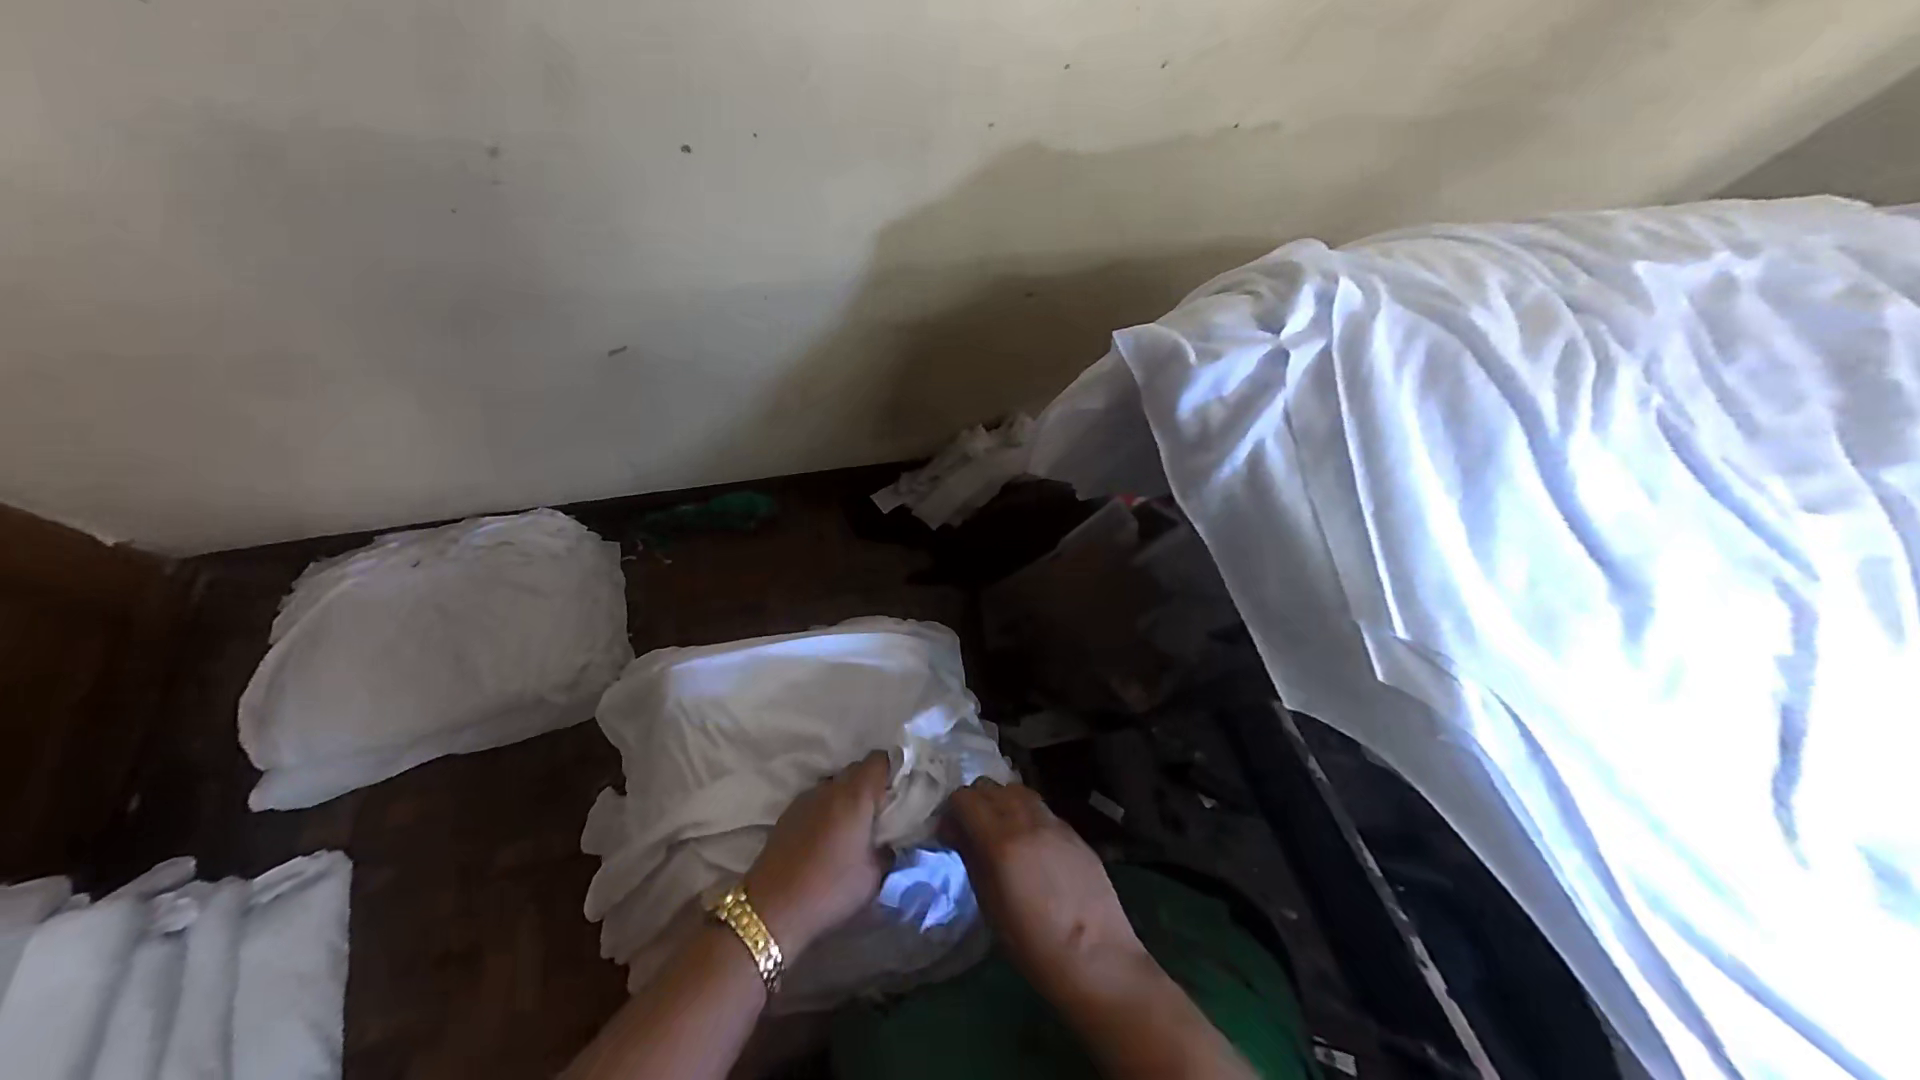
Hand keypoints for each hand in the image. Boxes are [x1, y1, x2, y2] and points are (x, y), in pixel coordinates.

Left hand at [743, 751, 890, 957]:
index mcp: (855, 795)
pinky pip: (817, 799)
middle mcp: (829, 788)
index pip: (879, 760)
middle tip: (883, 810)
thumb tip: (891, 842)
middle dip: (873, 783)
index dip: (894, 768)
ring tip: (856, 824)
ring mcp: (805, 798)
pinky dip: (829, 808)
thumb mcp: (873, 876)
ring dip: (848, 795)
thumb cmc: (830, 889)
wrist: (772, 909)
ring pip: (835, 783)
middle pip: (857, 769)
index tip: (903, 789)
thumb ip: (888, 850)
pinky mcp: (788, 813)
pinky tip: (830, 836)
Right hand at [944, 779, 1147, 1000]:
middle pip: (991, 787)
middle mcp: (1028, 821)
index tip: (950, 835)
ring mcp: (1056, 823)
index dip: (951, 812)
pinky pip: (1043, 809)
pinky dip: (1027, 815)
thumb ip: (971, 858)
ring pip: (1018, 791)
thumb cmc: (1033, 944)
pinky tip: (1031, 846)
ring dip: (1002, 802)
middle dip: (974, 803)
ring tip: (1001, 833)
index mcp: (1001, 841)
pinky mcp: (1075, 832)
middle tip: (971, 831)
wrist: (1096, 958)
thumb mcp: (989, 905)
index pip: (965, 798)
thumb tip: (956, 832)